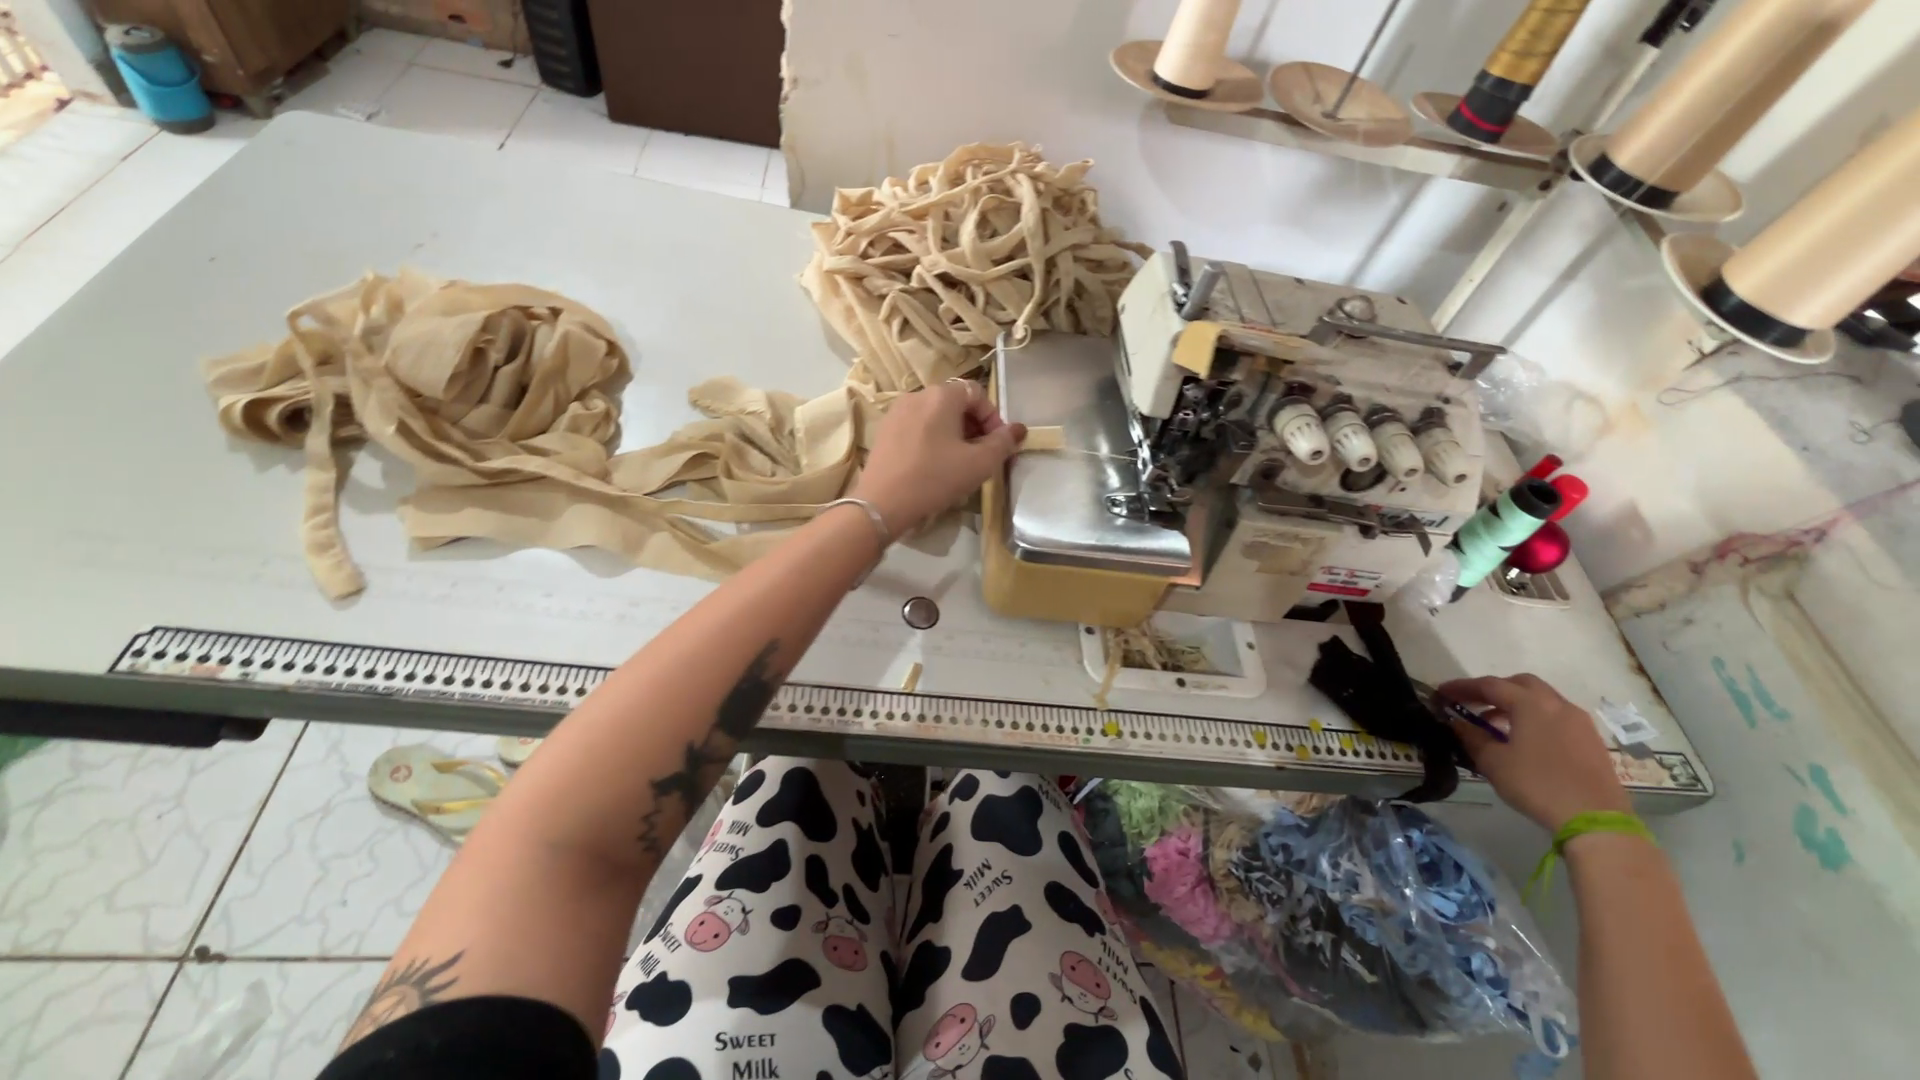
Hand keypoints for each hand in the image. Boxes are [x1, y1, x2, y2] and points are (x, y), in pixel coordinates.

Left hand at [851, 378, 1026, 533]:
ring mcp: (897, 412)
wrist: (882, 503)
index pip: (977, 393)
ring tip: (958, 461)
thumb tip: (1018, 429)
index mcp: (942, 395)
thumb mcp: (979, 463)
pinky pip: (917, 426)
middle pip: (954, 402)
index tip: (997, 444)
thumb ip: (1003, 443)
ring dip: (953, 432)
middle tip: (981, 454)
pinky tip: (933, 465)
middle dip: (974, 425)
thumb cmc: (935, 478)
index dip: (993, 417)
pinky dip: (932, 438)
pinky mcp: (884, 430)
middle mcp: (917, 395)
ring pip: (935, 415)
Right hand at [1439, 673, 1629, 832]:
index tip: (1441, 693)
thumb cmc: (1537, 785)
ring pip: (1542, 699)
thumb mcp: (1494, 762)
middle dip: (1493, 690)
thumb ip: (1472, 737)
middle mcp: (1557, 704)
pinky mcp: (1591, 740)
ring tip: (1495, 725)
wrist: (1595, 818)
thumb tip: (1457, 722)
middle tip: (1472, 704)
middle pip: (1520, 684)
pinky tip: (1525, 740)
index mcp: (1531, 704)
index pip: (1489, 685)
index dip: (1462, 687)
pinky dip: (1535, 718)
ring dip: (1516, 704)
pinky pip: (1557, 716)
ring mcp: (1579, 721)